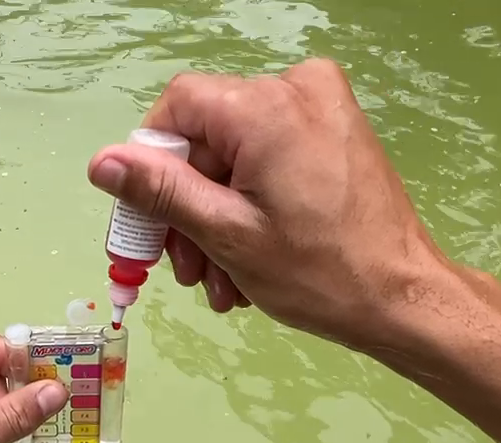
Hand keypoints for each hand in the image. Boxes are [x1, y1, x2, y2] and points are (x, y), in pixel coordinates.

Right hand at [87, 60, 457, 353]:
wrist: (398, 295)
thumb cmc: (316, 272)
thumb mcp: (224, 234)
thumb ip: (160, 191)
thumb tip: (102, 162)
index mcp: (268, 107)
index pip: (178, 107)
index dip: (150, 164)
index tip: (149, 224)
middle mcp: (296, 88)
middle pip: (205, 140)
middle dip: (186, 210)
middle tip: (187, 271)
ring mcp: (320, 108)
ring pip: (232, 158)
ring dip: (213, 223)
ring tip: (219, 281)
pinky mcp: (332, 132)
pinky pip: (264, 162)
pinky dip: (245, 210)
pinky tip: (245, 261)